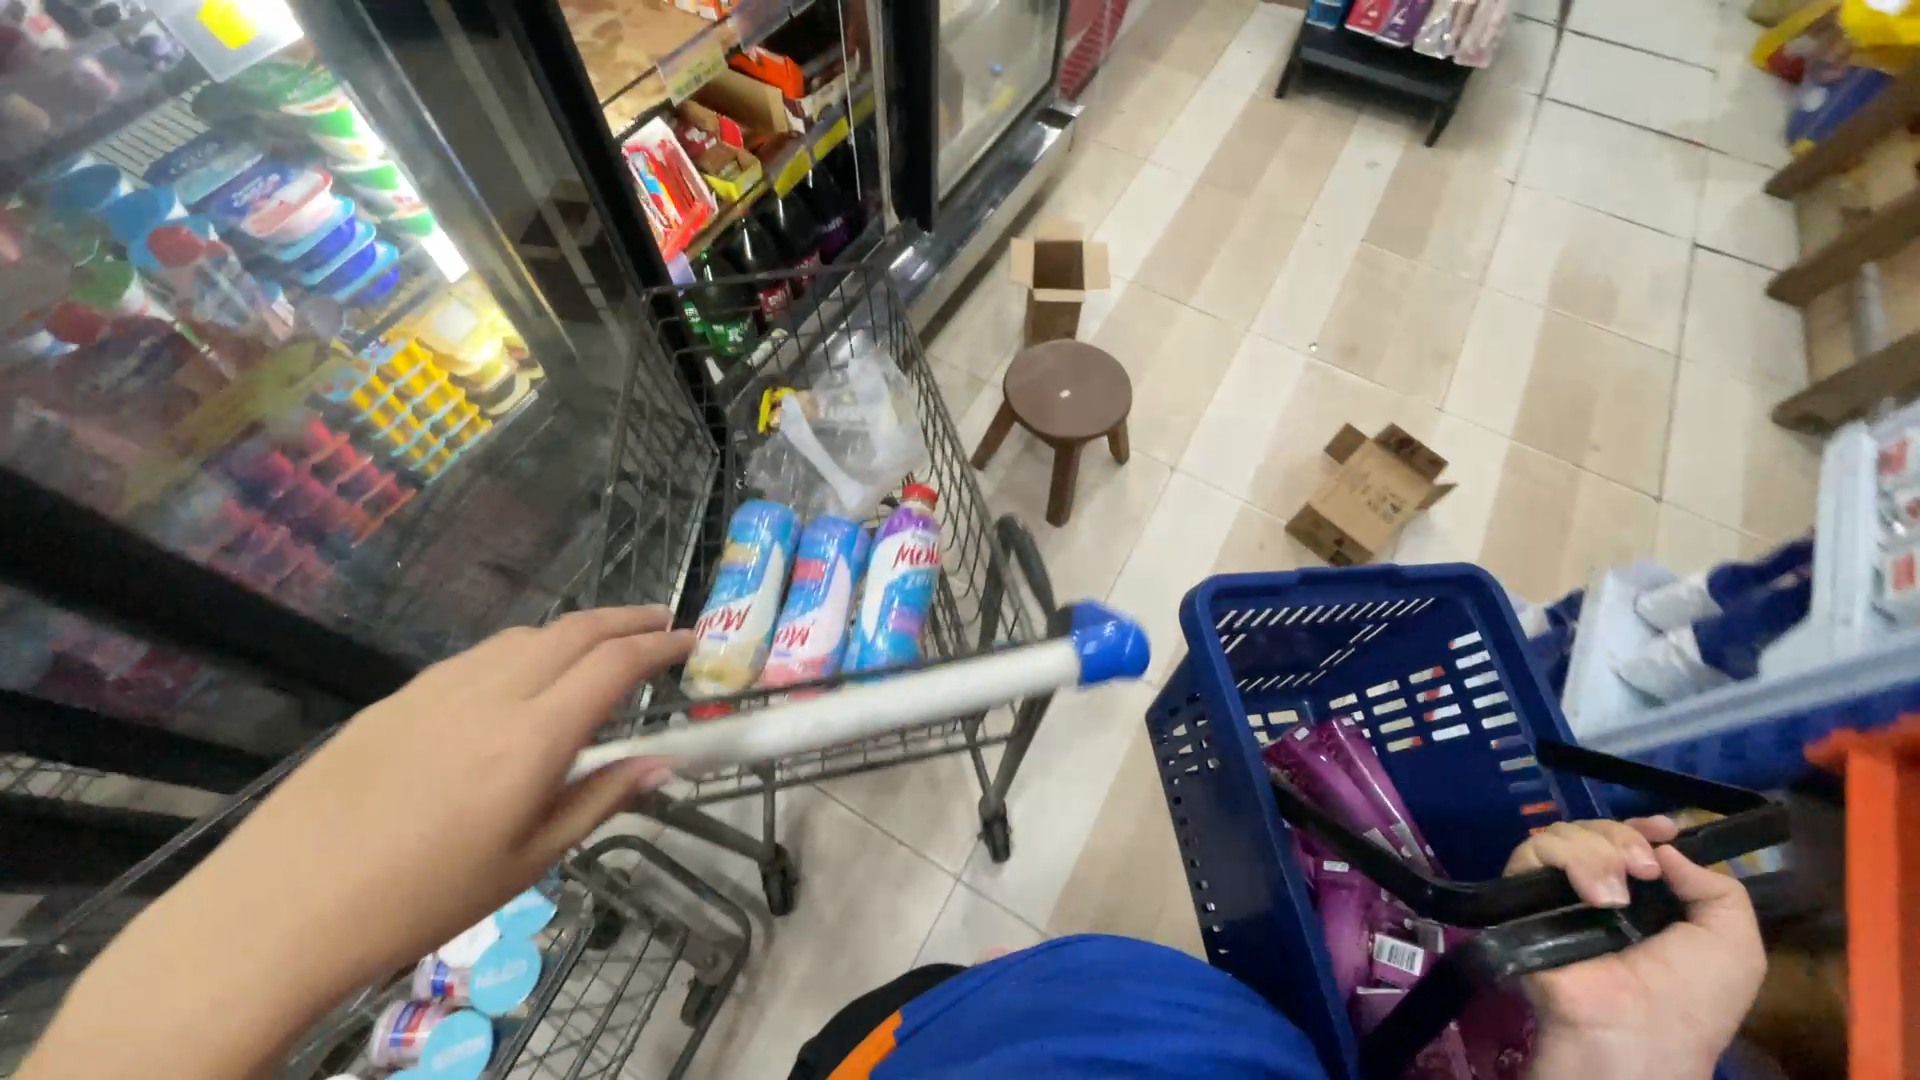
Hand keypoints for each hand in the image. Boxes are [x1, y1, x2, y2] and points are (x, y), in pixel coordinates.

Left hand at [22, 606, 690, 1079]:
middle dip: (628, 618)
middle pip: (575, 630)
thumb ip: (601, 799)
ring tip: (602, 646)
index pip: (615, 666)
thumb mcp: (529, 860)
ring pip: (525, 635)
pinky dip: (524, 648)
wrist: (275, 912)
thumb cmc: (422, 899)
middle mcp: (490, 694)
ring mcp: (437, 688)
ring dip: (576, 630)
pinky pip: (479, 655)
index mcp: (531, 739)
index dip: (661, 645)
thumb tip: (663, 764)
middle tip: (662, 622)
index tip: (692, 640)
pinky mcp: (397, 697)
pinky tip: (523, 676)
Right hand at [1509, 819, 1765, 1079]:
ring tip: (1615, 897)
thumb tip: (1665, 846)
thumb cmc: (1691, 997)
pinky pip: (1532, 851)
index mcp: (1644, 898)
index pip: (1630, 841)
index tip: (1660, 828)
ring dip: (1597, 852)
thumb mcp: (1735, 947)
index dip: (1642, 827)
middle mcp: (1597, 886)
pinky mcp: (1521, 890)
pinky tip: (1594, 894)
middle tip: (1644, 871)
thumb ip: (1720, 890)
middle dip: (1623, 839)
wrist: (1634, 1027)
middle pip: (1595, 829)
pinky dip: (1567, 861)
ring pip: (1563, 834)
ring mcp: (1556, 889)